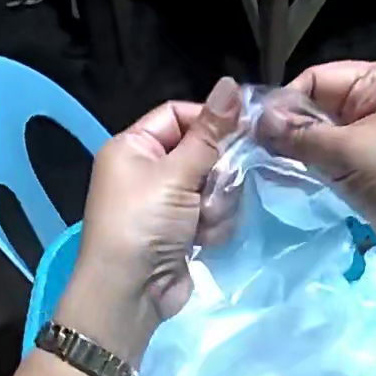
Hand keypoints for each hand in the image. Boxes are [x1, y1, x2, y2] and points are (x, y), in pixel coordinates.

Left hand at [57, 77, 241, 363]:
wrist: (132, 292)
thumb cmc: (144, 223)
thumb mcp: (175, 174)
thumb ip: (209, 134)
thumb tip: (231, 84)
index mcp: (134, 147)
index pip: (178, 115)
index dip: (209, 121)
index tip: (243, 131)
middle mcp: (150, 172)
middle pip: (202, 153)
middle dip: (215, 175)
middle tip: (212, 191)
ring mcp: (168, 205)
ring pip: (213, 188)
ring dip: (215, 206)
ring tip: (202, 223)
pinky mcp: (184, 232)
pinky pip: (212, 216)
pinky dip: (212, 228)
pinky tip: (202, 241)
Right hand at [256, 58, 375, 255]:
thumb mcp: (346, 151)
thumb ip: (300, 136)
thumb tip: (259, 122)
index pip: (318, 78)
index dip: (286, 103)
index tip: (258, 132)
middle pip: (322, 107)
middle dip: (295, 131)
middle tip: (263, 155)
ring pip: (329, 138)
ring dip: (306, 154)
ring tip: (278, 170)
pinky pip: (341, 161)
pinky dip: (322, 170)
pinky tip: (300, 182)